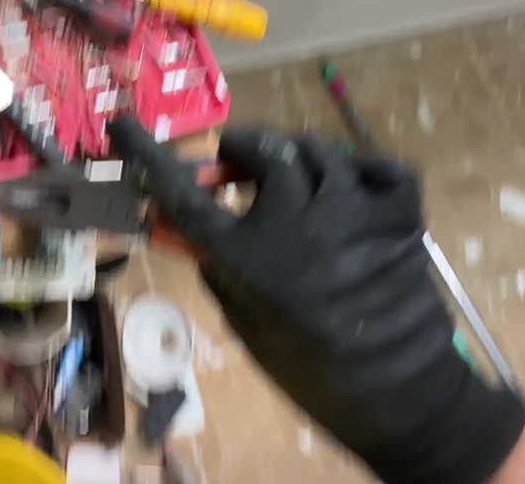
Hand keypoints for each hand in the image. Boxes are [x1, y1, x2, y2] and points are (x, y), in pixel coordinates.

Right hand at [109, 120, 524, 483]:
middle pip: (265, 152)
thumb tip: (166, 211)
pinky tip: (347, 183)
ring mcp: (356, 220)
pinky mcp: (402, 222)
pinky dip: (361, 167)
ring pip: (319, 152)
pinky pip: (381, 167)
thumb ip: (208, 253)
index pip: (183, 196)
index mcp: (251, 262)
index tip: (122, 124)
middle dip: (243, 152)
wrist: (397, 402)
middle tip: (235, 165)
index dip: (147, 155)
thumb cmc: (302, 363)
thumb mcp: (238, 310)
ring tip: (291, 179)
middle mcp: (301, 229)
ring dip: (295, 157)